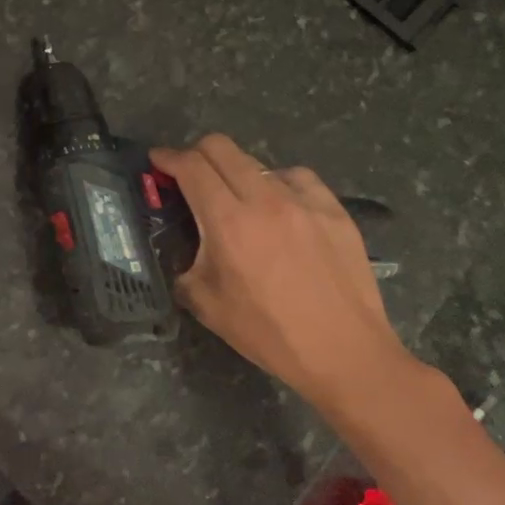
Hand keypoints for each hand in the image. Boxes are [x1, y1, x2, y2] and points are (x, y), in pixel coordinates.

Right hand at [150, 135, 413, 406]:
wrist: (347, 356)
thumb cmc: (269, 333)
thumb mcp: (204, 302)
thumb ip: (182, 262)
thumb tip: (178, 246)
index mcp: (227, 221)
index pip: (190, 165)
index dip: (166, 158)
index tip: (157, 163)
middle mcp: (265, 201)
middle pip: (221, 147)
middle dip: (196, 154)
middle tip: (190, 176)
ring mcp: (305, 203)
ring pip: (257, 161)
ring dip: (237, 172)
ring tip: (238, 199)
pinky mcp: (336, 213)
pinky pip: (298, 178)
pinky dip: (279, 183)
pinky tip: (281, 207)